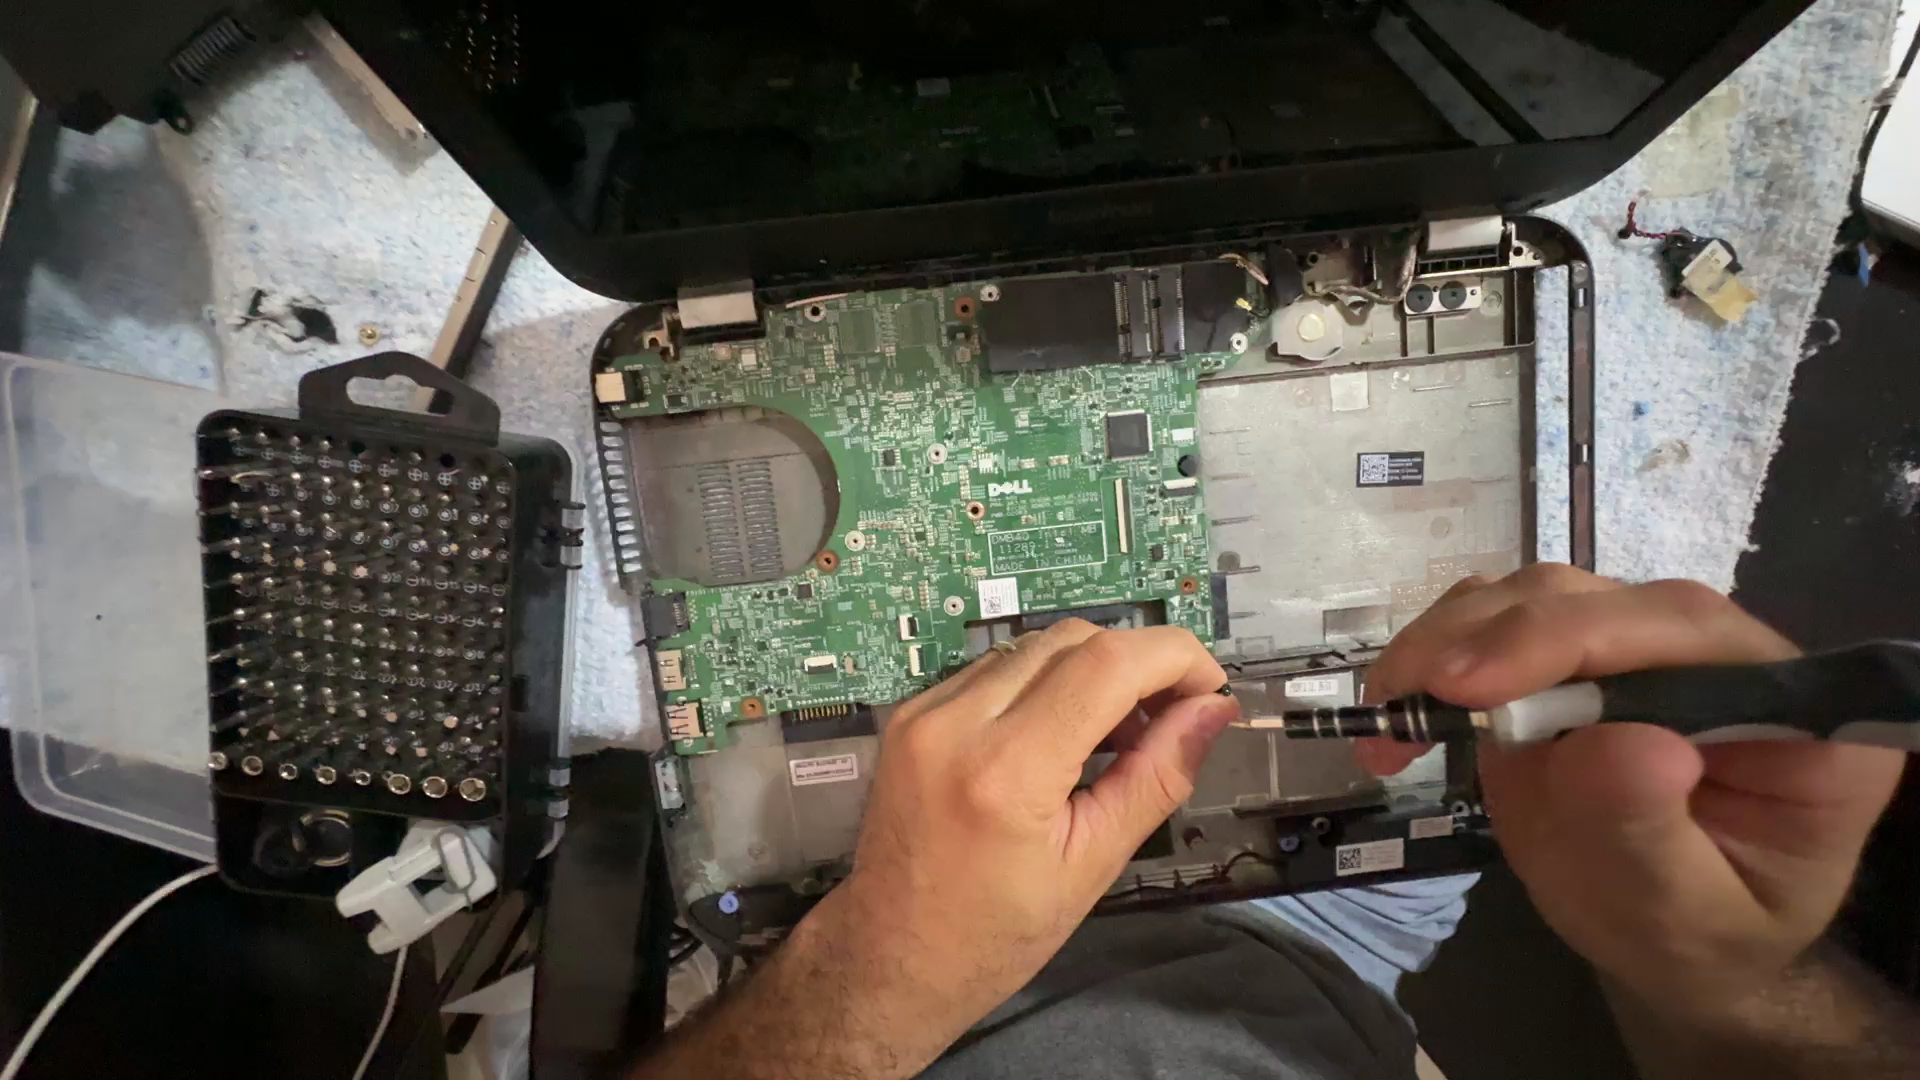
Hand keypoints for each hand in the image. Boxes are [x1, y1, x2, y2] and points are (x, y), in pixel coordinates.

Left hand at [796, 620, 1235, 1066]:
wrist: (889, 952)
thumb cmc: (994, 934)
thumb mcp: (1092, 866)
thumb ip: (1156, 776)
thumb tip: (1211, 711)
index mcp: (1006, 769)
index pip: (1107, 663)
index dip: (1174, 658)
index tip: (1208, 687)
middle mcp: (956, 720)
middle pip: (1073, 640)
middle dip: (1137, 662)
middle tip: (1166, 717)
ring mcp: (925, 708)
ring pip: (1034, 646)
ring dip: (1090, 670)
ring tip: (1114, 732)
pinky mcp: (912, 709)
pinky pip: (996, 667)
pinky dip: (1044, 682)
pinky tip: (1059, 729)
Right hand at [1356, 565, 1904, 1017]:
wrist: (1642, 924)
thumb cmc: (1682, 927)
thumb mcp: (1680, 907)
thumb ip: (1654, 830)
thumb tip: (1627, 743)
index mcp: (1781, 706)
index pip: (1675, 626)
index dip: (1564, 637)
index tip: (1465, 688)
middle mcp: (1694, 651)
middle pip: (1572, 597)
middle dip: (1473, 642)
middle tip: (1398, 705)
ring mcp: (1609, 644)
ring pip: (1506, 598)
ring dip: (1430, 648)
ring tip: (1385, 720)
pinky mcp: (1538, 655)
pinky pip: (1469, 623)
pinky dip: (1416, 661)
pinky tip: (1394, 715)